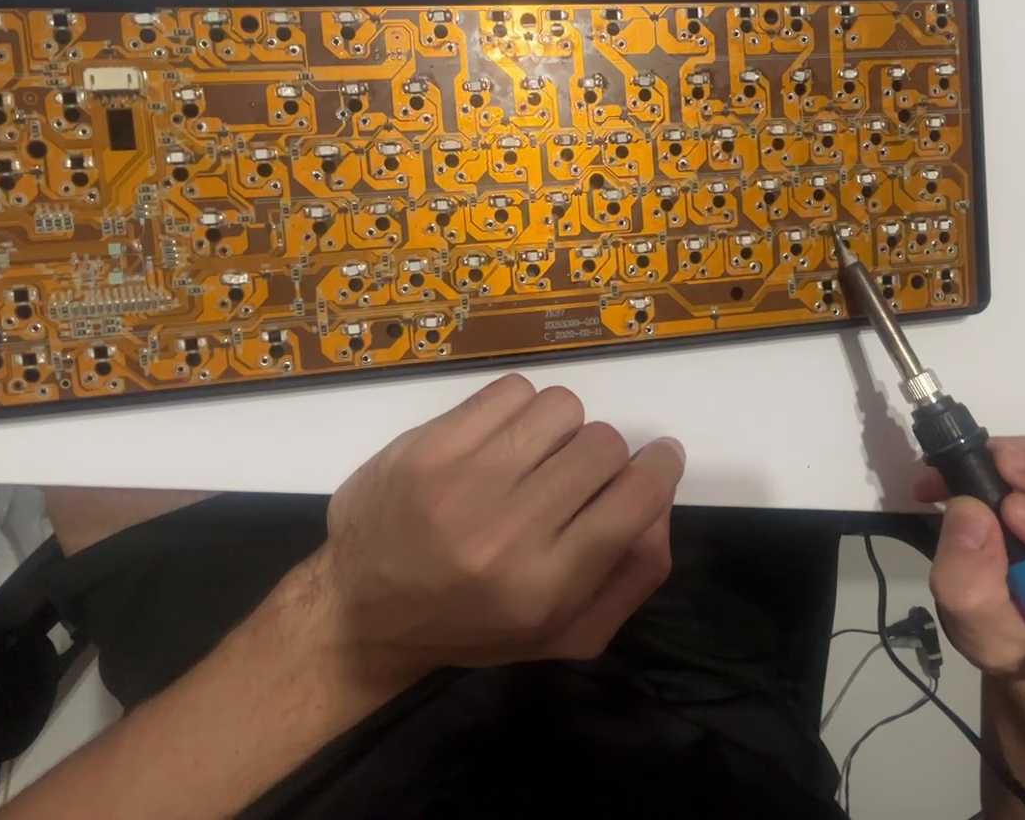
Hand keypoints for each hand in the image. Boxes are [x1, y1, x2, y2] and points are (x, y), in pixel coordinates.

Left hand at [310, 374, 684, 684]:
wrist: (362, 611)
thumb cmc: (475, 626)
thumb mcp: (569, 633)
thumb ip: (634, 574)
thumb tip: (661, 496)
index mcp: (547, 587)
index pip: (636, 497)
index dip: (660, 467)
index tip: (656, 459)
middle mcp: (506, 533)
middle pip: (603, 445)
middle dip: (604, 456)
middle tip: (574, 476)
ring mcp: (461, 482)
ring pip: (560, 408)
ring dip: (560, 429)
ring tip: (532, 458)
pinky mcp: (427, 445)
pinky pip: (511, 390)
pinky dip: (518, 409)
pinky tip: (497, 442)